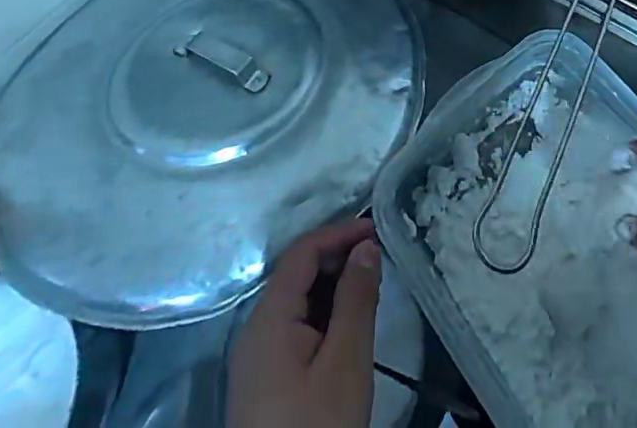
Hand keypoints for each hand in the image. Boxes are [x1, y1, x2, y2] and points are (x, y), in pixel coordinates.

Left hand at [228, 217, 380, 427]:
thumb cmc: (317, 427)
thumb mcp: (346, 362)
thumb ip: (357, 300)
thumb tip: (366, 247)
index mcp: (268, 317)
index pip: (302, 253)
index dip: (338, 233)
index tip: (377, 229)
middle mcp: (255, 327)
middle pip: (296, 273)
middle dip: (337, 257)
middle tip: (380, 256)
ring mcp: (257, 354)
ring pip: (296, 300)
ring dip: (332, 285)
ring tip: (371, 283)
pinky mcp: (265, 377)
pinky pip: (294, 326)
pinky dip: (323, 312)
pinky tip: (349, 320)